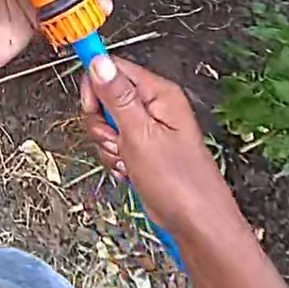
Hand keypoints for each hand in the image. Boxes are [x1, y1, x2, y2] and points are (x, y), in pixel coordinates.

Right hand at [80, 55, 242, 240]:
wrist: (197, 226)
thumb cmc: (180, 184)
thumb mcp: (140, 135)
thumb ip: (116, 97)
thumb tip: (99, 61)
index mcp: (158, 93)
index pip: (113, 68)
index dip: (95, 86)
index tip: (91, 107)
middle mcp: (153, 105)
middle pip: (104, 97)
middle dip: (101, 123)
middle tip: (118, 140)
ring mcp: (147, 127)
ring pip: (105, 123)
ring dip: (108, 145)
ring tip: (128, 159)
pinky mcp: (142, 147)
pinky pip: (113, 143)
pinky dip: (114, 158)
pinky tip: (129, 170)